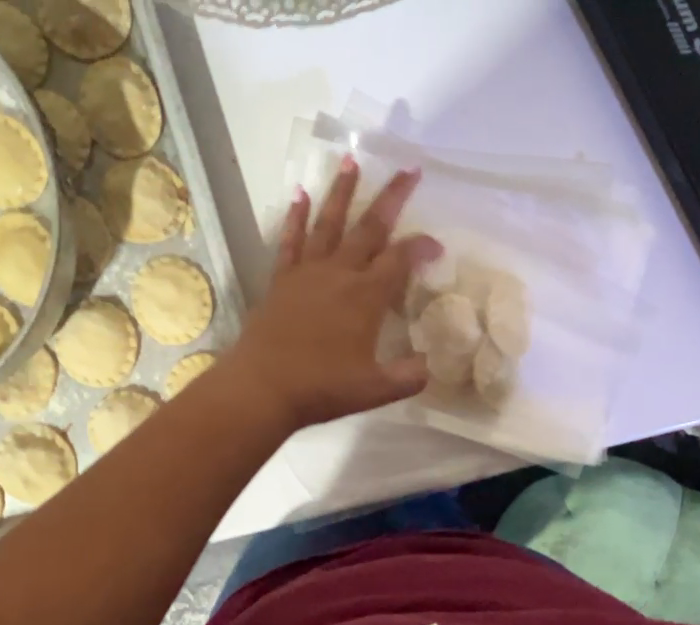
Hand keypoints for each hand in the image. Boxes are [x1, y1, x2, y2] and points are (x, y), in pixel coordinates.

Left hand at [221, 158, 443, 429]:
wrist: (262, 387)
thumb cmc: (322, 388)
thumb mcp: (376, 390)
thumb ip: (408, 376)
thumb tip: (428, 365)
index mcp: (366, 297)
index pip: (401, 260)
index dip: (421, 247)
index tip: (436, 246)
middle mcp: (339, 274)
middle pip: (370, 227)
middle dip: (391, 197)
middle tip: (408, 169)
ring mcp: (307, 273)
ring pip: (329, 222)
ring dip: (342, 191)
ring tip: (351, 160)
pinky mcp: (282, 280)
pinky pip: (291, 240)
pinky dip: (297, 216)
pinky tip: (300, 195)